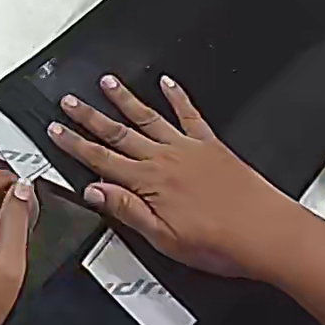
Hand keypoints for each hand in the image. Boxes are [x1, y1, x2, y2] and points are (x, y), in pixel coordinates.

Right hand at [47, 74, 309, 280]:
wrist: (268, 234)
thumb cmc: (219, 242)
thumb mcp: (163, 238)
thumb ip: (126, 210)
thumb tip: (94, 192)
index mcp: (148, 183)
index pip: (100, 158)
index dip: (74, 143)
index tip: (56, 129)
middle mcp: (164, 159)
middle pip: (117, 132)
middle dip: (88, 116)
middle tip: (69, 100)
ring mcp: (187, 148)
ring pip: (147, 117)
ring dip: (125, 99)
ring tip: (107, 82)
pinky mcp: (210, 145)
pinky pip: (190, 115)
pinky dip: (178, 97)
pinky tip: (167, 83)